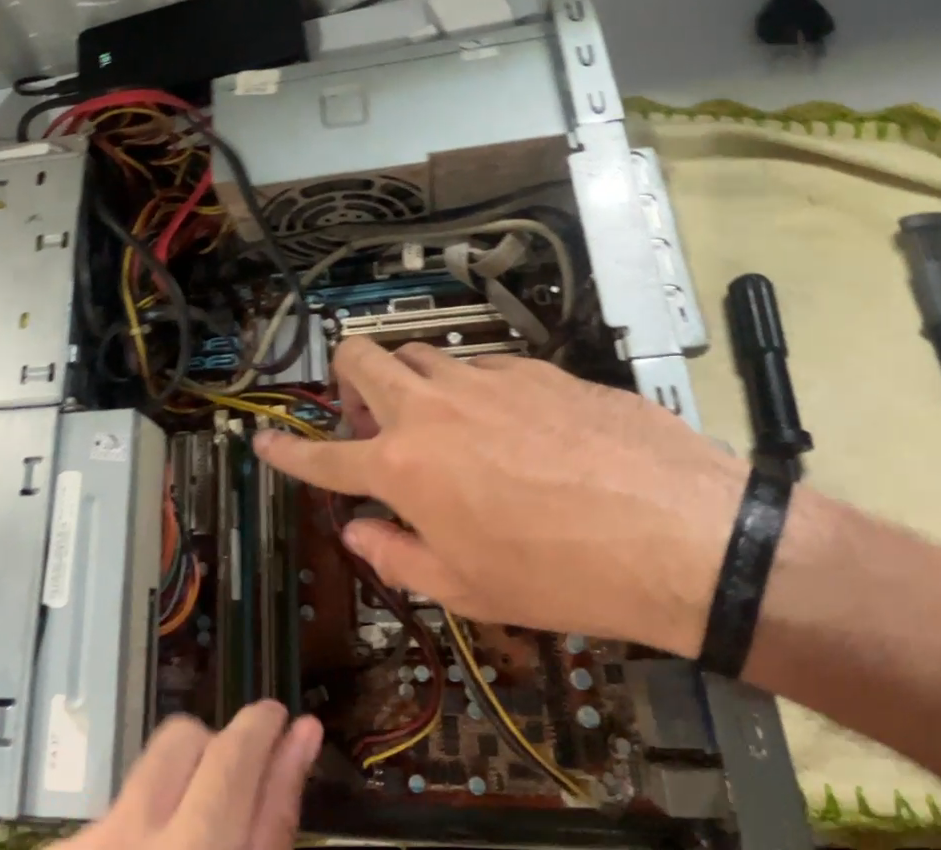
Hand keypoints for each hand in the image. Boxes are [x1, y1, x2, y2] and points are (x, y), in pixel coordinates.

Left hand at [52, 702, 321, 849]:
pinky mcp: (56, 849)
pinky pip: (107, 815)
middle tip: (233, 791)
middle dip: (213, 750)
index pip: (231, 753)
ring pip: (141, 778)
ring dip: (172, 799)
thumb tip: (300, 734)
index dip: (260, 727)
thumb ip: (274, 816)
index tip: (278, 718)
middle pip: (178, 739)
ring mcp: (80, 841)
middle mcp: (124, 834)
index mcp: (192, 848)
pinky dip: (134, 832)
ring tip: (185, 848)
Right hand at [253, 338, 749, 656]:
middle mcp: (433, 409)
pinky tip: (508, 424)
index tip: (262, 440)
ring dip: (410, 380)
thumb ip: (398, 555)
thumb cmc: (560, 576)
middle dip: (346, 376)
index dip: (285, 452)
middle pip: (362, 359)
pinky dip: (472, 388)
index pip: (322, 457)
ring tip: (438, 419)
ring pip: (420, 353)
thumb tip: (360, 532)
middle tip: (365, 413)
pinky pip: (482, 366)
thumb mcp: (468, 587)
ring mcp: (486, 379)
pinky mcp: (538, 369)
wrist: (678, 535)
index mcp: (405, 467)